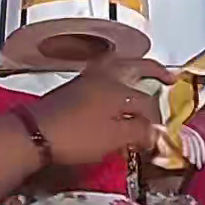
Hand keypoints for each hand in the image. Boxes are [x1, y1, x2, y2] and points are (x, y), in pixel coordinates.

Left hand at [23, 57, 169, 166]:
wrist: (35, 133)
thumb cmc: (77, 136)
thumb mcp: (113, 139)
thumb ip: (139, 132)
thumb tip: (157, 132)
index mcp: (118, 88)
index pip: (147, 101)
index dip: (157, 119)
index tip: (159, 137)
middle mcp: (105, 77)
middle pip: (135, 66)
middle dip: (154, 70)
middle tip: (169, 77)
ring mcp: (87, 78)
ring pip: (116, 65)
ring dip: (133, 68)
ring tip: (143, 76)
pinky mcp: (74, 86)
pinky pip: (103, 72)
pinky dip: (117, 75)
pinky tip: (116, 87)